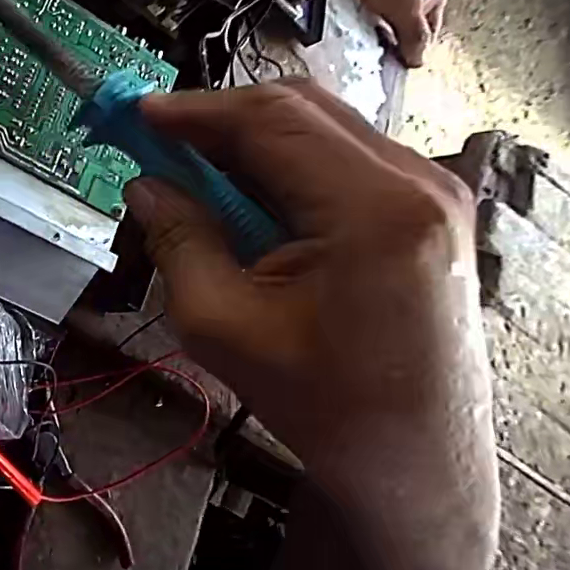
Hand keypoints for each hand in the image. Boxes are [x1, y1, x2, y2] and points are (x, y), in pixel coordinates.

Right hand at [123, 81, 495, 569]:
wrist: (418, 462)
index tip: (138, 112)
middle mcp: (416, 180)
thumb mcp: (224, 327)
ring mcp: (431, 190)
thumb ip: (178, 241)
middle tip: (160, 144)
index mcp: (373, 209)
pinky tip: (250, 201)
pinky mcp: (426, 207)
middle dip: (220, 120)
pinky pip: (341, 157)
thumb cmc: (323, 405)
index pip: (271, 119)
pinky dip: (284, 164)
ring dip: (250, 142)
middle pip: (300, 108)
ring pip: (320, 126)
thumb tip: (145, 185)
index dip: (196, 109)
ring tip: (197, 176)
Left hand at [343, 0, 445, 67]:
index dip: (404, 50)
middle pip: (405, 23)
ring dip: (375, 16)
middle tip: (372, 40)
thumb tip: (417, 62)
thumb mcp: (405, 12)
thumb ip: (412, 38)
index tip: (387, 59)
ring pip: (389, 8)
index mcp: (433, 4)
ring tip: (362, 18)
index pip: (421, 39)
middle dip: (389, 33)